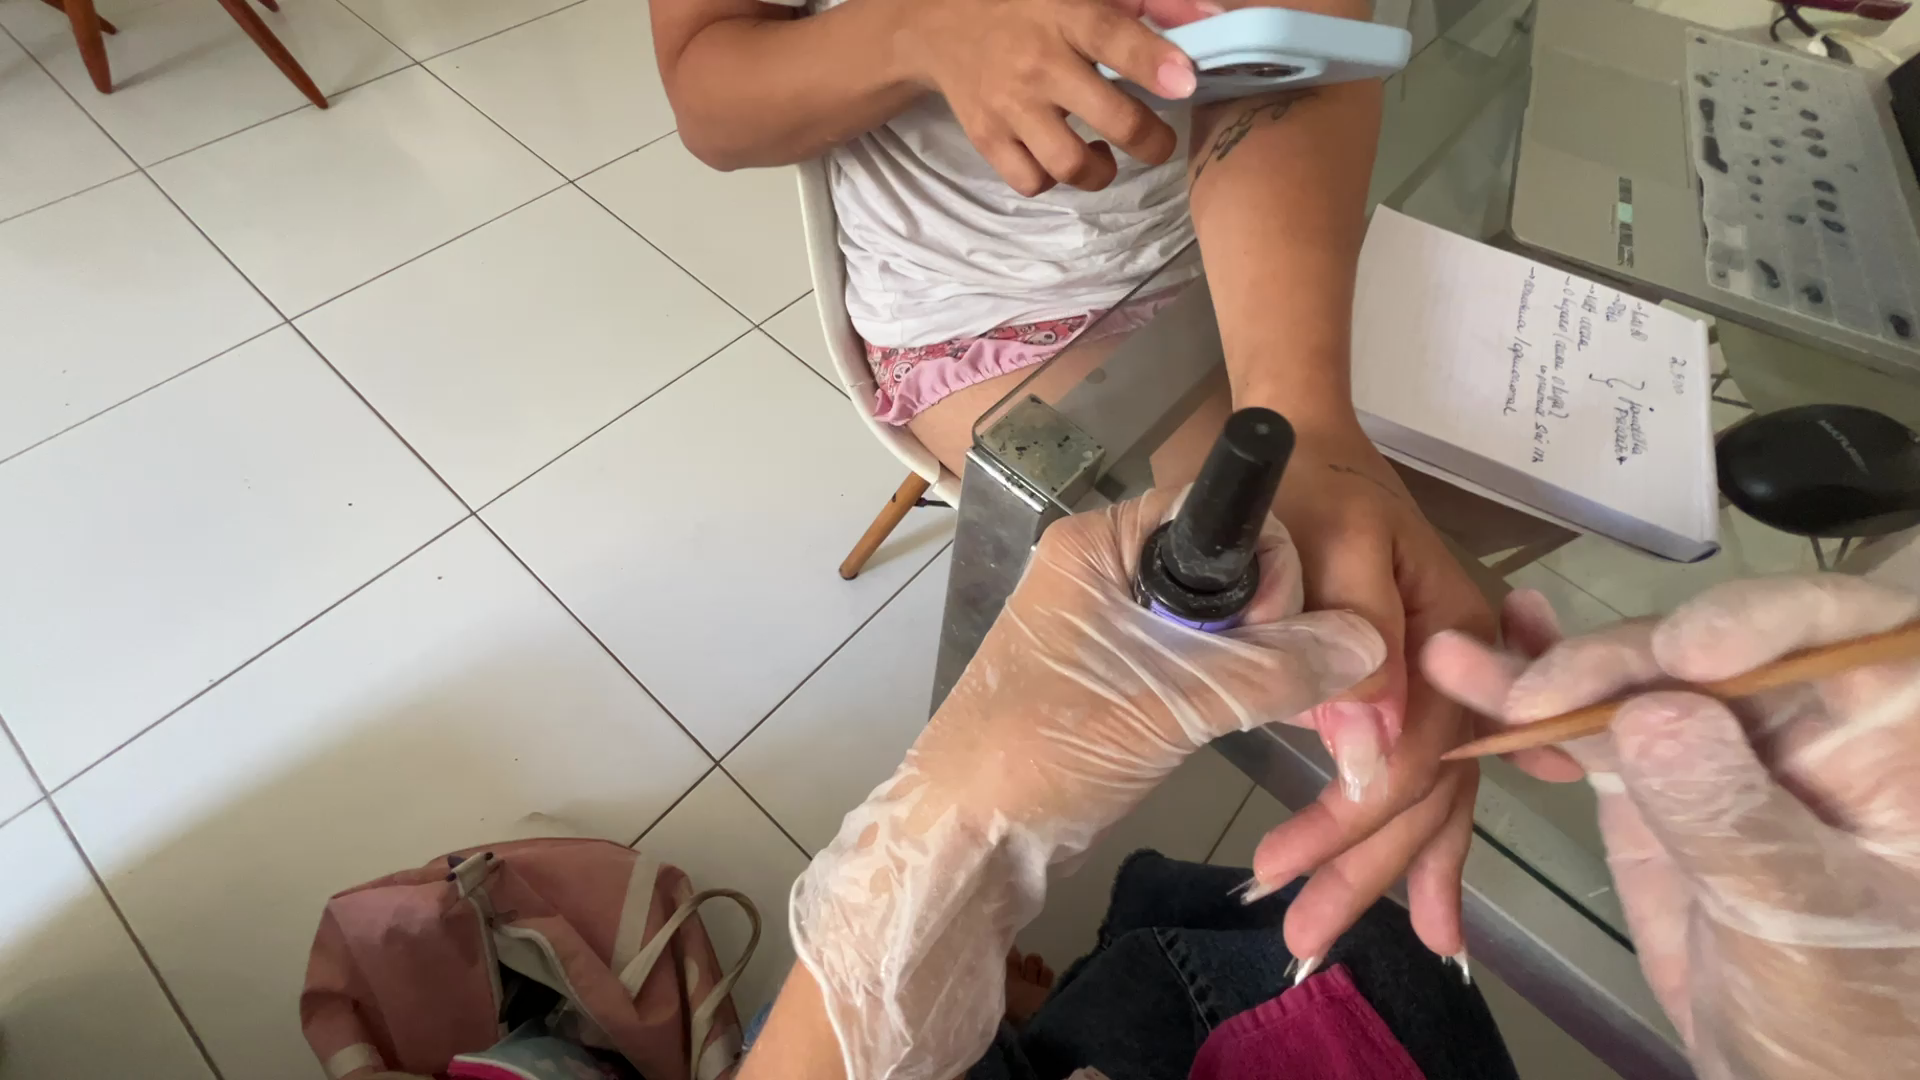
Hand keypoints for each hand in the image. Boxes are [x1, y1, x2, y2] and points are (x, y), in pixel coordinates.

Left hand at [791, 488, 1384, 1079]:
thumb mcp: (1162, 705)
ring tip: (1273, 699)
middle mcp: (1102, 562)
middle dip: (1267, 615)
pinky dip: (1228, 672)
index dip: (1267, 564)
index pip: (1214, 511)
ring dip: (1252, 650)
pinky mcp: (1117, 658)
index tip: (1278, 633)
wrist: (971, 826)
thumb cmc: (1044, 752)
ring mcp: (1108, 611)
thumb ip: (1268, 670)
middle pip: (1221, 557)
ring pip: (1213, 608)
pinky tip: (1247, 707)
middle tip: (1278, 681)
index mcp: (1097, 543)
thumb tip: (1370, 640)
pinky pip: (1193, 644)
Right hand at [895, 0, 1214, 194]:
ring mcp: (1010, 108)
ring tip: (1104, 156)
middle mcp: (1038, 64)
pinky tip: (1060, 159)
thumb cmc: (1027, 7)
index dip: (1156, 63)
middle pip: (1110, 119)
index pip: (1116, 39)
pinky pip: (1031, 181)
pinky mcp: (987, 140)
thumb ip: (1150, 3)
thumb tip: (1209, 22)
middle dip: (1150, 141)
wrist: (942, 26)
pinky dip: (1053, 180)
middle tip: (1160, 144)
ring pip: (1069, 165)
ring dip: (1099, 171)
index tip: (1186, 84)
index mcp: (1065, 15)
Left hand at [1245, 422, 1494, 969]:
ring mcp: (1437, 670)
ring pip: (1430, 782)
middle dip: (1371, 862)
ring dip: (1400, 861)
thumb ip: (1348, 636)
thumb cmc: (1305, 486)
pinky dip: (1420, 823)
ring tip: (1375, 937)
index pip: (1419, 744)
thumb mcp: (1324, 544)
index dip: (1360, 810)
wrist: (1306, 447)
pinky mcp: (1406, 675)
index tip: (1295, 866)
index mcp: (1447, 623)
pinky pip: (1421, 760)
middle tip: (1310, 935)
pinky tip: (1431, 881)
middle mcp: (1457, 658)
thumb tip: (1370, 754)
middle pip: (1429, 780)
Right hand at [1424, 575, 1919, 1079]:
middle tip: (1533, 701)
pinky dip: (1515, 690)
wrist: (1792, 1078)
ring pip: (1618, 681)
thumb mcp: (1806, 925)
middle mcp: (1795, 726)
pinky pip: (1573, 721)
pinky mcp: (1633, 771)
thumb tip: (1653, 711)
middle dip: (1609, 663)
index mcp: (1886, 748)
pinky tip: (1468, 658)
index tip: (1684, 655)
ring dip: (1535, 667)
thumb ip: (1734, 819)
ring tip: (1453, 658)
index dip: (1772, 619)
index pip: (1852, 638)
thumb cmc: (1853, 1023)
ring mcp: (1705, 745)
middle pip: (1696, 651)